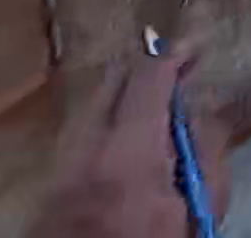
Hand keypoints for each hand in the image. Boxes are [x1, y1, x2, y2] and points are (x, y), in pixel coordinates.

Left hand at [28, 56, 227, 237]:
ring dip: (124, 99)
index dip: (175, 56)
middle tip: (178, 73)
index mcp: (127, 153)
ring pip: (88, 113)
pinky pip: (79, 142)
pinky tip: (132, 145)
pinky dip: (108, 127)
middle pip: (108, 86)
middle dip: (145, 71)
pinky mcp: (43, 202)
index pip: (148, 78)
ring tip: (158, 110)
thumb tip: (199, 111)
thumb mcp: (204, 202)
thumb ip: (208, 144)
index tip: (196, 49)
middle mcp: (82, 156)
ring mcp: (55, 180)